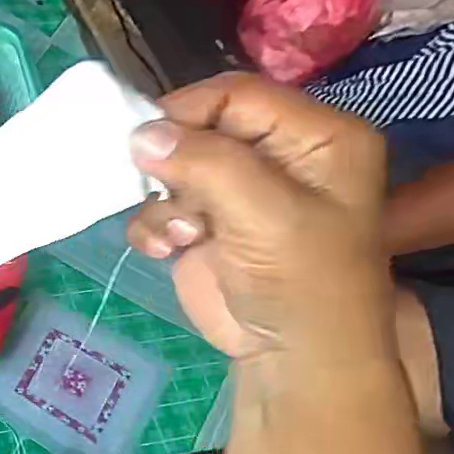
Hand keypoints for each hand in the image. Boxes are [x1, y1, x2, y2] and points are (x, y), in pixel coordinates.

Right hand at [126, 73, 389, 360]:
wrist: (288, 356)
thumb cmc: (300, 282)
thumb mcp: (265, 215)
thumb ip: (206, 165)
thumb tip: (140, 134)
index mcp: (312, 137)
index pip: (238, 97)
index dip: (189, 111)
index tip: (145, 140)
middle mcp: (271, 157)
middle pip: (198, 130)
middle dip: (171, 164)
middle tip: (157, 189)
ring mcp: (231, 195)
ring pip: (171, 171)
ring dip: (162, 203)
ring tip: (181, 235)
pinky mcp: (200, 228)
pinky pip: (158, 209)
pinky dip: (153, 228)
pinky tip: (166, 250)